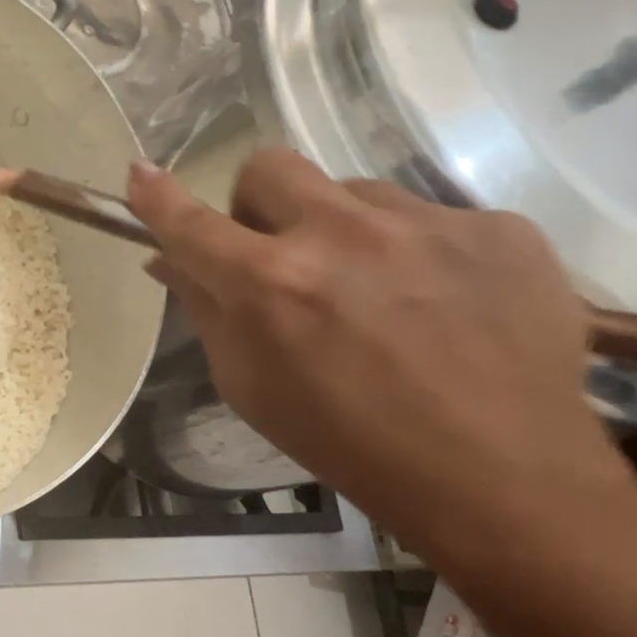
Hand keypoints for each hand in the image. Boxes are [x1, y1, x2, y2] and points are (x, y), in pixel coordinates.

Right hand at [127, 150, 635, 555]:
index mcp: (271, 284)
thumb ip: (208, 312)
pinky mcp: (497, 227)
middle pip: (271, 168)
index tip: (139, 173)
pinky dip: (411, 252)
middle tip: (275, 252)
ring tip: (371, 292)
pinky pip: (428, 218)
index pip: (192, 224)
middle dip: (256, 204)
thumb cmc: (344, 439)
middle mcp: (344, 234)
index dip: (157, 198)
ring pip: (353, 192)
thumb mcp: (251, 385)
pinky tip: (433, 304)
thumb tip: (171, 261)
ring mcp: (428, 223)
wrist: (493, 469)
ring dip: (339, 230)